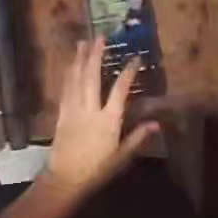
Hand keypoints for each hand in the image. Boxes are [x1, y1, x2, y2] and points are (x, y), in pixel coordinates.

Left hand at [38, 39, 159, 201]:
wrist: (65, 180)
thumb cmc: (96, 170)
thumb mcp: (121, 157)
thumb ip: (137, 138)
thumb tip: (156, 123)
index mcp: (108, 121)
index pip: (120, 91)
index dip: (128, 73)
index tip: (134, 59)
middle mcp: (89, 111)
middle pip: (92, 77)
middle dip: (95, 55)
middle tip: (99, 37)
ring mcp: (73, 111)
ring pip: (75, 80)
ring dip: (79, 60)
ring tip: (82, 43)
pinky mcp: (61, 115)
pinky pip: (64, 90)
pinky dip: (67, 76)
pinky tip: (69, 66)